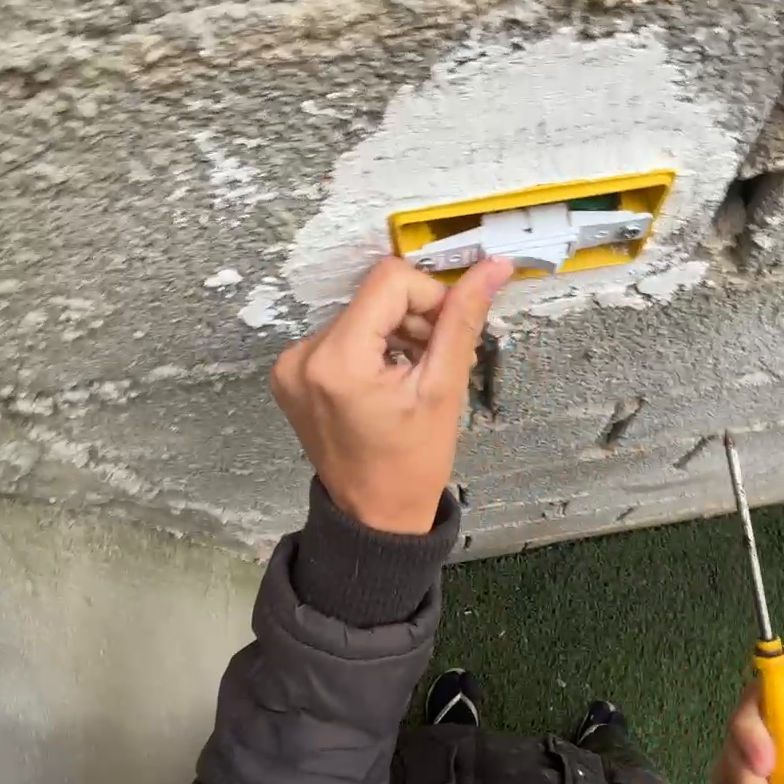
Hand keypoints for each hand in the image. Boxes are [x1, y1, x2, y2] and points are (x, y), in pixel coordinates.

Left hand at [270, 256, 513, 534]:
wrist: (374, 515)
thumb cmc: (411, 465)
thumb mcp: (443, 388)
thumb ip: (463, 320)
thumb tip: (492, 268)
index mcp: (337, 361)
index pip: (390, 281)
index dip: (431, 297)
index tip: (449, 330)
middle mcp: (303, 356)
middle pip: (373, 297)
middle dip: (415, 319)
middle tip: (439, 357)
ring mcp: (292, 365)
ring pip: (360, 314)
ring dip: (396, 332)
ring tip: (417, 372)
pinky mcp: (293, 373)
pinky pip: (342, 335)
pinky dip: (373, 346)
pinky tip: (391, 377)